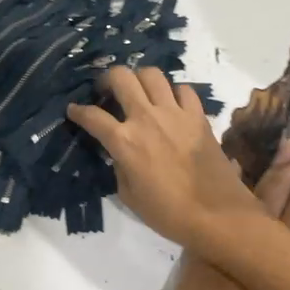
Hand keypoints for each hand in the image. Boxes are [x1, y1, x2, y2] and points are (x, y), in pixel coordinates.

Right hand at [67, 67, 256, 247]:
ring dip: (140, 79)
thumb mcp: (130, 196)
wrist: (216, 214)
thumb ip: (120, 168)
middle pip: (122, 78)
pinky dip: (173, 93)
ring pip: (152, 75)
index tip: (73, 110)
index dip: (78, 111)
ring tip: (139, 91)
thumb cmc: (168, 213)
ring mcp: (175, 113)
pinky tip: (171, 104)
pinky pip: (183, 90)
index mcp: (125, 142)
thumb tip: (120, 153)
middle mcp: (146, 118)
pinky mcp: (198, 116)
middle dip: (107, 79)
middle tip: (106, 90)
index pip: (93, 117)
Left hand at [162, 139, 289, 289]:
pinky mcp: (202, 239)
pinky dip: (227, 184)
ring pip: (247, 191)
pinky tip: (231, 168)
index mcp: (282, 249)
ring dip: (265, 171)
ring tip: (277, 150)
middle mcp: (254, 231)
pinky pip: (216, 202)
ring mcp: (224, 233)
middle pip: (276, 190)